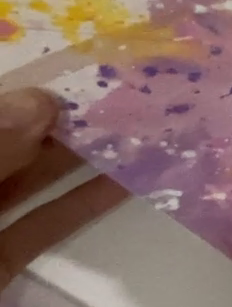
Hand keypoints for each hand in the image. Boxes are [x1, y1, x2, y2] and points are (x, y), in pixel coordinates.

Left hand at [0, 89, 126, 291]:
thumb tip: (40, 101)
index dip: (13, 98)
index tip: (73, 80)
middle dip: (54, 124)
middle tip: (125, 100)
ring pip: (19, 183)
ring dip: (78, 161)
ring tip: (142, 135)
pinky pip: (37, 227)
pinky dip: (81, 205)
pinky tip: (132, 183)